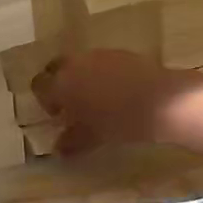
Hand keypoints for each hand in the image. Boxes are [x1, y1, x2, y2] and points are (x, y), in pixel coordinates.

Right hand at [32, 50, 202, 153]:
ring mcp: (98, 55)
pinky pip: (101, 61)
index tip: (59, 114)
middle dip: (59, 83)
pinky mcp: (120, 53)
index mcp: (61, 84)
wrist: (163, 101)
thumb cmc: (119, 122)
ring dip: (81, 77)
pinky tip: (118, 91)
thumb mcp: (92, 137)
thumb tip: (58, 149)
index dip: (45, 100)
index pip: (39, 85)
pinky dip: (102, 73)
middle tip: (73, 103)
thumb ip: (71, 141)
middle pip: (55, 68)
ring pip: (79, 63)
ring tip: (98, 99)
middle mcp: (74, 64)